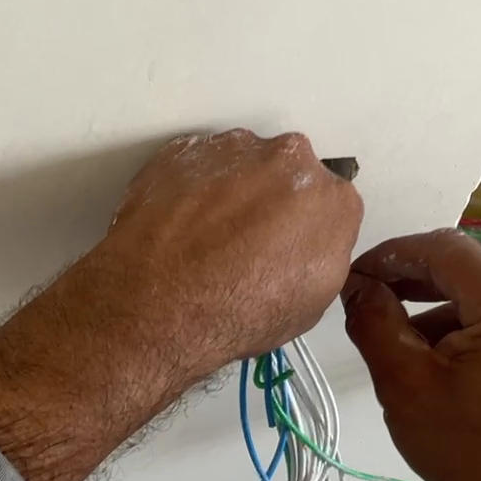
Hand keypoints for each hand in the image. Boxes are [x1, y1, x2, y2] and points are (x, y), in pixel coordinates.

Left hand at [0, 129, 359, 480]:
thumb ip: (309, 272)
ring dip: (226, 194)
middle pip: (289, 173)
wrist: (146, 312)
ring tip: (196, 245)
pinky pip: (195, 166)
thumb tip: (289, 262)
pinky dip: (188, 189)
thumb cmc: (223, 325)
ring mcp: (224, 155)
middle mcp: (281, 164)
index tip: (277, 252)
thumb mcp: (294, 314)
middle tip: (237, 249)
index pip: (334, 200)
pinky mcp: (174, 157)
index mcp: (325, 205)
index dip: (300, 233)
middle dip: (269, 206)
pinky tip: (170, 229)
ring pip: (238, 166)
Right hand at [340, 229, 480, 480]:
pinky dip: (465, 332)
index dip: (394, 254)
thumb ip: (373, 320)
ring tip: (398, 344)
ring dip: (437, 310)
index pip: (447, 250)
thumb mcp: (404, 381)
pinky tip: (438, 364)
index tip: (355, 276)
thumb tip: (355, 283)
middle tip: (367, 301)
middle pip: (469, 273)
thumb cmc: (464, 449)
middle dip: (412, 282)